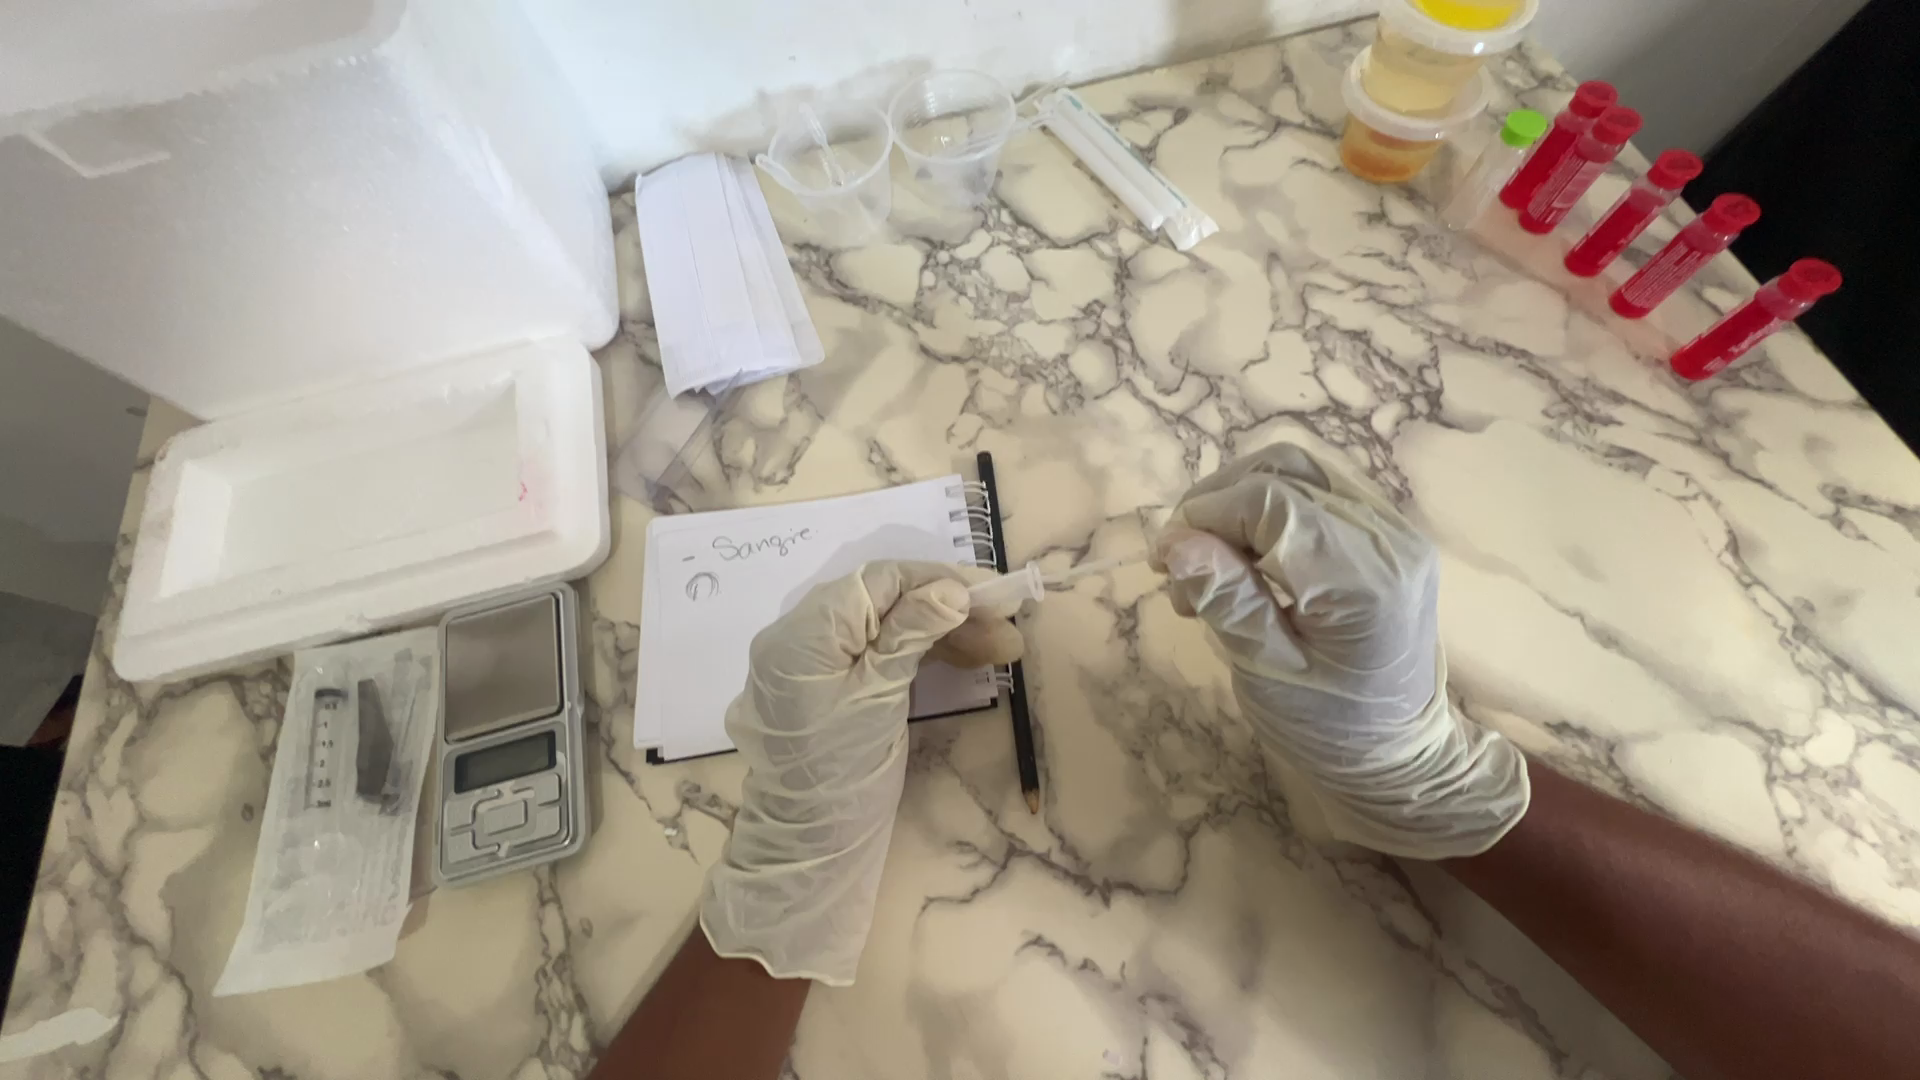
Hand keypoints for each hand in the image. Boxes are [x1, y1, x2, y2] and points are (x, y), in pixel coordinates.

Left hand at [700, 561, 1020, 984]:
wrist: (809, 846)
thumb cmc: (841, 772)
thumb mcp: (879, 696)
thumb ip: (910, 634)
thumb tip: (950, 588)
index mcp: (804, 631)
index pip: (878, 581)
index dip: (936, 580)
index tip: (991, 593)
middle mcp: (805, 634)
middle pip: (887, 602)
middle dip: (948, 610)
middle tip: (1006, 628)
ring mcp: (820, 658)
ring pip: (891, 627)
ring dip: (945, 634)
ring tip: (1005, 648)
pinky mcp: (836, 680)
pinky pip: (882, 652)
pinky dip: (923, 654)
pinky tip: (970, 659)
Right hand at [1149, 443, 1528, 858]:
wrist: (1399, 750)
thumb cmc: (1328, 726)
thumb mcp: (1266, 672)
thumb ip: (1227, 599)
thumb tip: (1176, 542)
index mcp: (1362, 577)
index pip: (1269, 501)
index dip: (1204, 516)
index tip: (1164, 560)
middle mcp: (1386, 536)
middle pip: (1281, 471)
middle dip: (1214, 503)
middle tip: (1178, 561)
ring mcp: (1390, 529)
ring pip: (1294, 472)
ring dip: (1234, 503)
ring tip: (1206, 562)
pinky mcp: (1382, 533)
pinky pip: (1310, 493)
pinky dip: (1262, 511)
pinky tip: (1242, 556)